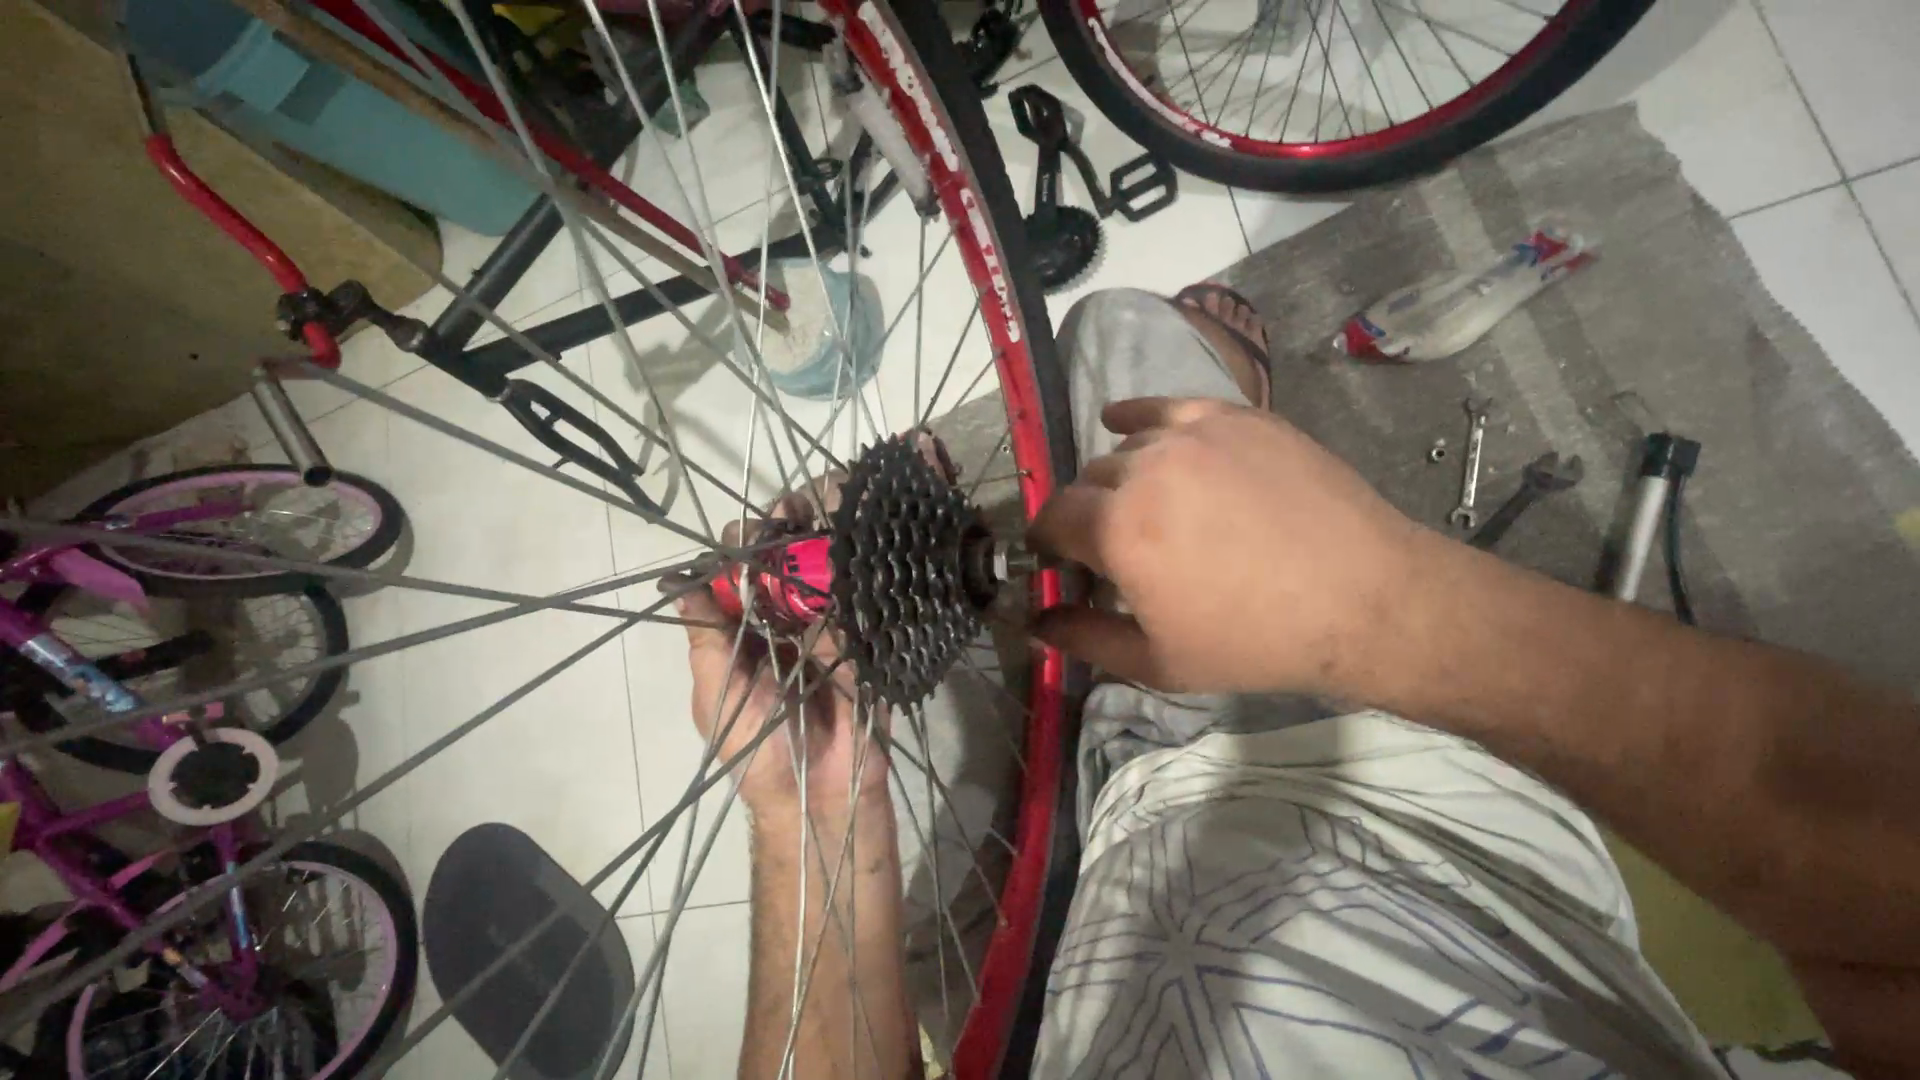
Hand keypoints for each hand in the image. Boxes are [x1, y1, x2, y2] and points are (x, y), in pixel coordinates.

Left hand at [676, 461, 915, 819]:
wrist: (820, 791)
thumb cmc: (756, 747)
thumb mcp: (717, 693)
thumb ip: (706, 640)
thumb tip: (679, 583)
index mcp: (743, 635)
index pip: (738, 581)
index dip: (740, 551)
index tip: (748, 526)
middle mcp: (784, 625)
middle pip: (783, 570)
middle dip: (784, 536)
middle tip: (791, 506)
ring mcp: (826, 630)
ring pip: (821, 577)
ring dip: (821, 544)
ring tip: (823, 511)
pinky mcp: (862, 641)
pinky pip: (857, 603)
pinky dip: (856, 574)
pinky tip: (857, 544)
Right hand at [1028, 397, 1433, 696]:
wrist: (1365, 600)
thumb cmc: (1255, 641)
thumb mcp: (1158, 662)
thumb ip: (1083, 639)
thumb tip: (1035, 623)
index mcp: (1117, 529)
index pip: (1052, 517)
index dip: (1046, 542)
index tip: (1057, 560)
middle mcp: (1144, 469)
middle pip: (1086, 481)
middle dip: (1085, 514)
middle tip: (1113, 546)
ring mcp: (1193, 436)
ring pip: (1126, 448)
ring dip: (1120, 478)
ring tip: (1148, 507)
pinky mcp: (1234, 418)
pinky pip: (1166, 408)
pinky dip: (1139, 419)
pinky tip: (1128, 426)